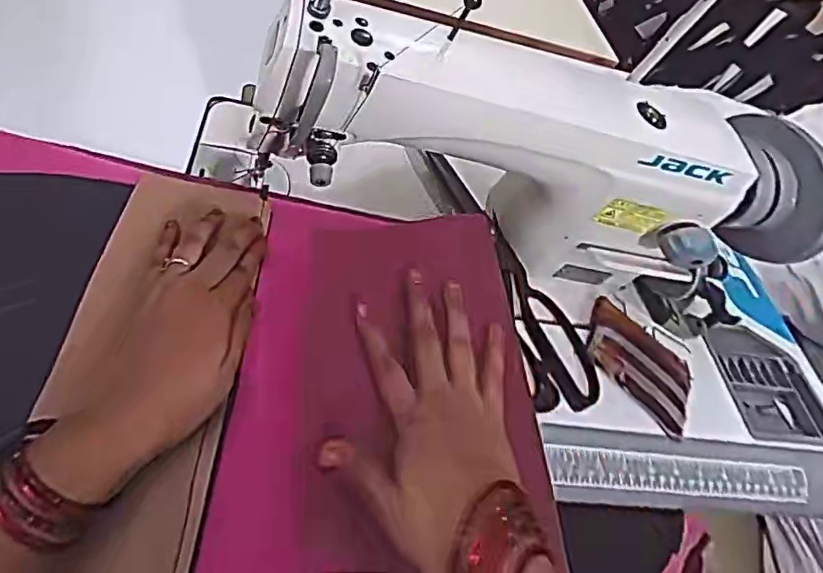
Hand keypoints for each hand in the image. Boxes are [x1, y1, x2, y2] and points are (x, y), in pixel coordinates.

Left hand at [30, 210, 264, 503]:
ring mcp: (167, 286)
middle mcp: (194, 290)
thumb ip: (240, 331)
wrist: (125, 412)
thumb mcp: (225, 374)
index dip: (255, 255)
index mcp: (218, 310)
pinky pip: (161, 254)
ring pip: (194, 243)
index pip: (243, 273)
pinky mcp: (145, 291)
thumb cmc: (177, 401)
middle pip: (224, 251)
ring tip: (218, 214)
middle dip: (240, 233)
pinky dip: (168, 236)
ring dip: (208, 225)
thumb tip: (250, 302)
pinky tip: (173, 226)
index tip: (262, 243)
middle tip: (251, 222)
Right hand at [318, 271, 521, 572]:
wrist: (492, 546)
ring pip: (462, 348)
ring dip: (457, 315)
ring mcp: (473, 406)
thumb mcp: (389, 504)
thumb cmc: (442, 525)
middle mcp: (443, 402)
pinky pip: (497, 375)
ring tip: (454, 289)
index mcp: (414, 420)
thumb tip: (325, 448)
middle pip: (427, 343)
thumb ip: (358, 469)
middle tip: (416, 277)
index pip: (386, 367)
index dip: (372, 335)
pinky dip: (496, 351)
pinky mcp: (496, 418)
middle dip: (419, 307)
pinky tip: (497, 331)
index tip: (363, 307)